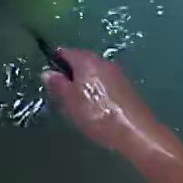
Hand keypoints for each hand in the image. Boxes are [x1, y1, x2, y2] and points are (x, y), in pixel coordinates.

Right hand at [42, 48, 182, 160]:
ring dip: (84, 81)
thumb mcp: (71, 102)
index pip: (66, 52)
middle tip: (61, 93)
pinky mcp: (126, 85)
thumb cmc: (97, 115)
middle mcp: (103, 61)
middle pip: (81, 60)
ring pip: (94, 71)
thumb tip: (47, 71)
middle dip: (70, 72)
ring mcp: (117, 72)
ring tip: (77, 102)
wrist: (135, 131)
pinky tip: (95, 105)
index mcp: (87, 61)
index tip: (49, 78)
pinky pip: (105, 80)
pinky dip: (97, 88)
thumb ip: (59, 85)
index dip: (55, 62)